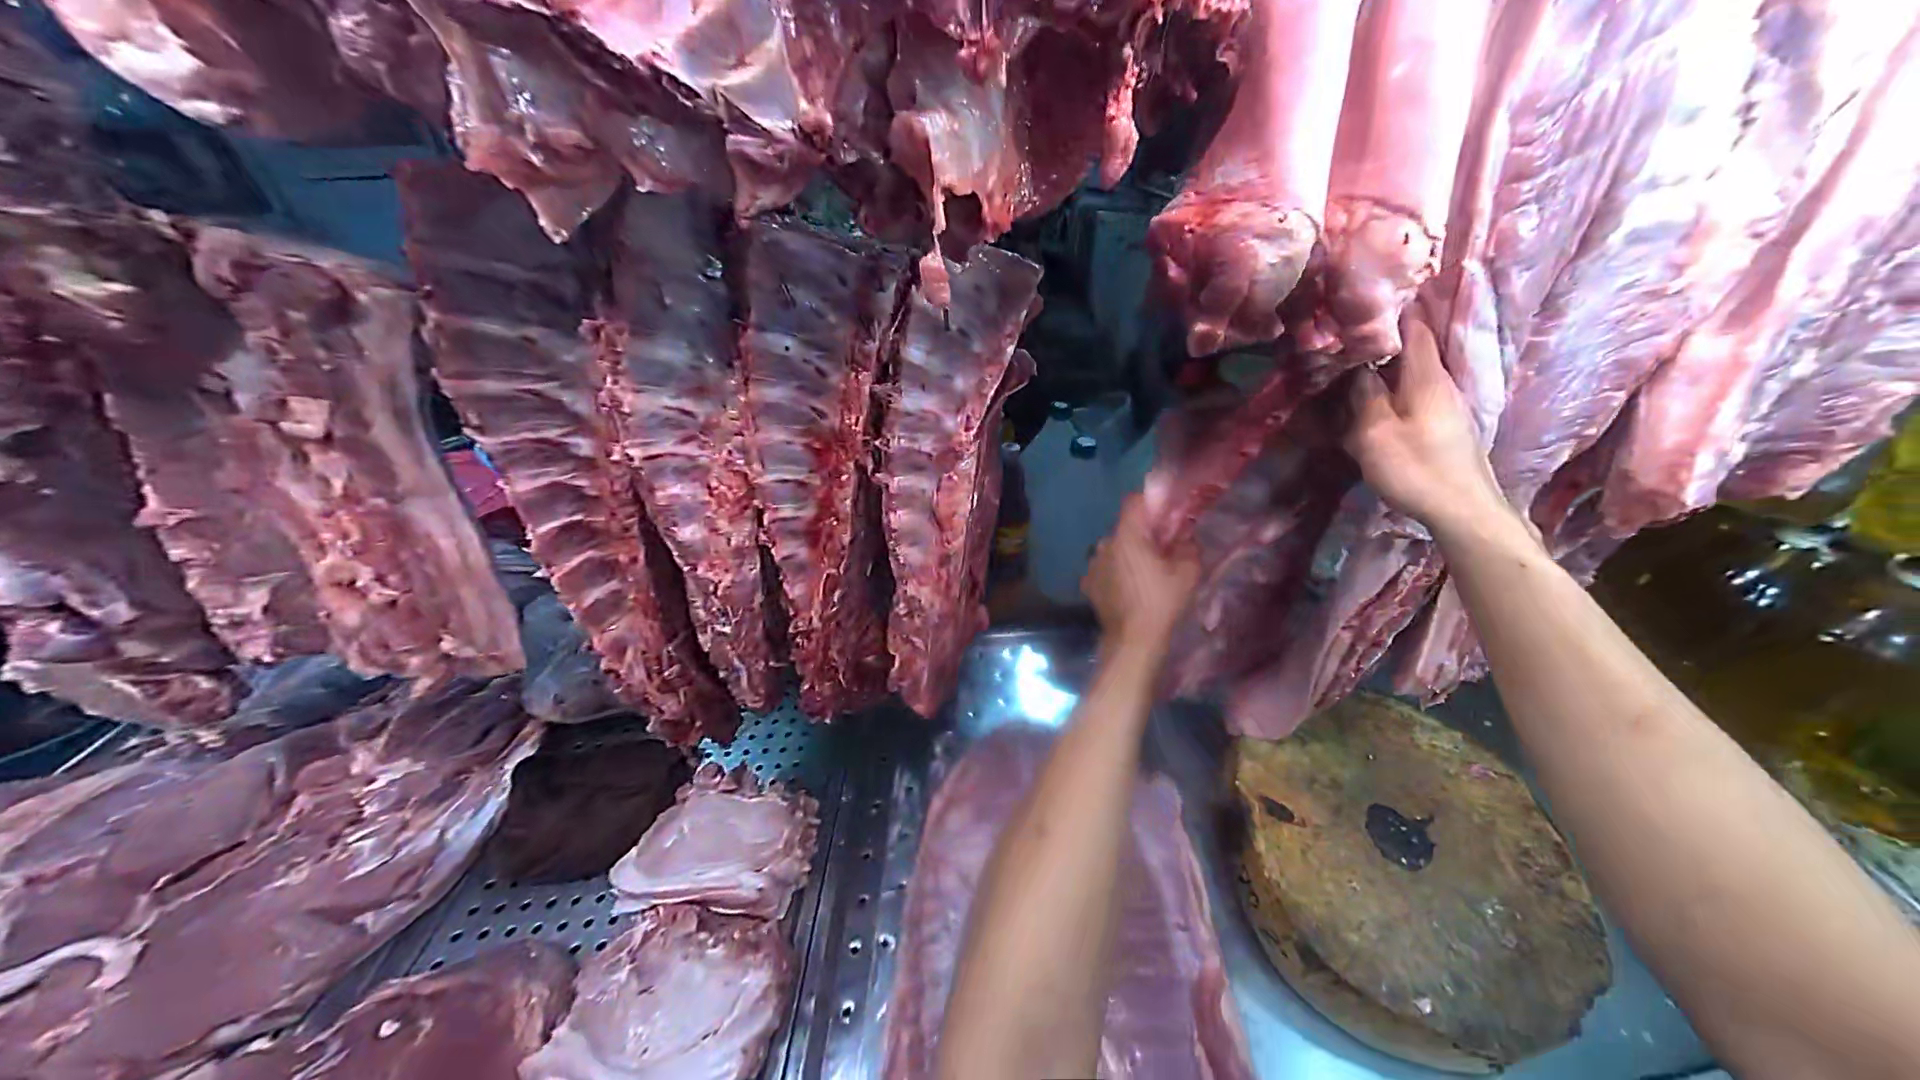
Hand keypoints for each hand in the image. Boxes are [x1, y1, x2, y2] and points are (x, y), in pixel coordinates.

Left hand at [1083, 495, 1200, 650]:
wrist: (1133, 641)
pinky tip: (1130, 588)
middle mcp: (1104, 544)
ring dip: (1128, 553)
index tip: (1167, 515)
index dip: (1152, 503)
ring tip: (1146, 572)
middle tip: (1163, 547)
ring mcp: (1092, 564)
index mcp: (1126, 535)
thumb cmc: (1161, 602)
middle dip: (1143, 533)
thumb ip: (1188, 545)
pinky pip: (1105, 568)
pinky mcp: (1088, 583)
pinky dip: (1117, 572)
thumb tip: (1185, 537)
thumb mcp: (1188, 571)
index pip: (1135, 501)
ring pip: (1114, 548)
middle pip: (1125, 527)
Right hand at [1343, 313, 1511, 536]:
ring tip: (1345, 373)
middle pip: (1408, 351)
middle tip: (1341, 343)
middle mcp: (1439, 383)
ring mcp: (1443, 404)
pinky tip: (1365, 407)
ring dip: (1379, 372)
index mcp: (1427, 376)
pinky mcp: (1440, 425)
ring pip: (1406, 376)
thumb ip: (1365, 396)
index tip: (1359, 306)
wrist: (1461, 509)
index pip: (1413, 327)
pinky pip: (1408, 397)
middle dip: (1377, 344)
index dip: (1390, 311)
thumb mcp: (1376, 432)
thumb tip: (1359, 367)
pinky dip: (1386, 393)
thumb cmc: (1416, 468)